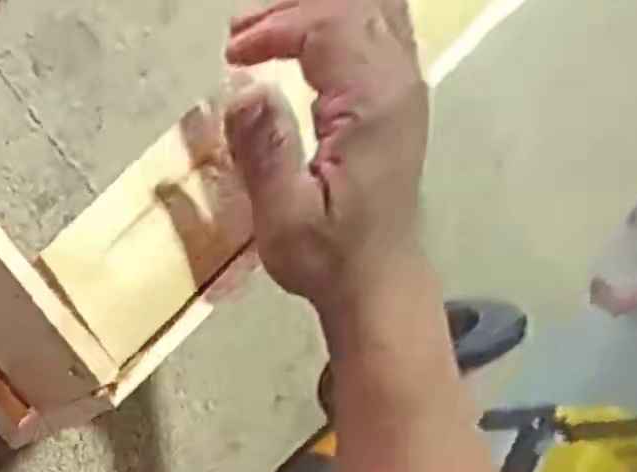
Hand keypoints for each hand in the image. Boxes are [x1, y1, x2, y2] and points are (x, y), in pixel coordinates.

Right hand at [223, 0, 428, 310]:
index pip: (329, 25)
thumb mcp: (284, 217)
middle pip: (355, 2)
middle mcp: (399, 81)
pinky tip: (304, 44)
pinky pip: (377, 31)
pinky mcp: (398, 102)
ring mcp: (405, 87)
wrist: (374, 280)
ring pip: (371, 9)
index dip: (277, 27)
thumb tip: (241, 90)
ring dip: (316, 10)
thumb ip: (265, 152)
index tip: (232, 54)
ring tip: (264, 30)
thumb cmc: (326, 257)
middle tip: (239, 31)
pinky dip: (336, 24)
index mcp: (372, 103)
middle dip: (293, 7)